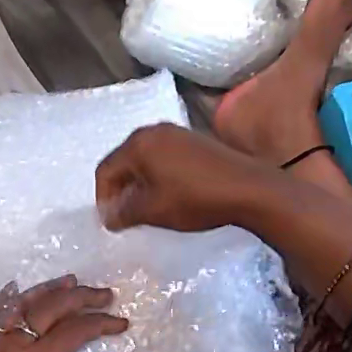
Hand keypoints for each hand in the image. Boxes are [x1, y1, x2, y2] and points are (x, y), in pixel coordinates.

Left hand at [0, 275, 131, 351]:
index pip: (74, 331)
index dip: (101, 323)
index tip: (122, 325)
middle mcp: (8, 348)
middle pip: (48, 308)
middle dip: (80, 297)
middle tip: (105, 295)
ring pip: (17, 306)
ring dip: (46, 291)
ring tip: (69, 282)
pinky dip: (4, 302)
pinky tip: (15, 294)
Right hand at [94, 123, 273, 232]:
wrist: (248, 188)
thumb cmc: (194, 199)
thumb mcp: (153, 211)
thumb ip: (123, 213)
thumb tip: (109, 217)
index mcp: (138, 144)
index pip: (105, 170)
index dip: (102, 198)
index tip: (110, 221)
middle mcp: (153, 130)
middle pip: (123, 161)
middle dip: (119, 189)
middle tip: (123, 216)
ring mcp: (176, 133)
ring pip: (143, 159)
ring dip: (138, 184)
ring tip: (144, 208)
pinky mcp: (193, 140)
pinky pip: (162, 157)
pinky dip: (156, 176)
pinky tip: (166, 195)